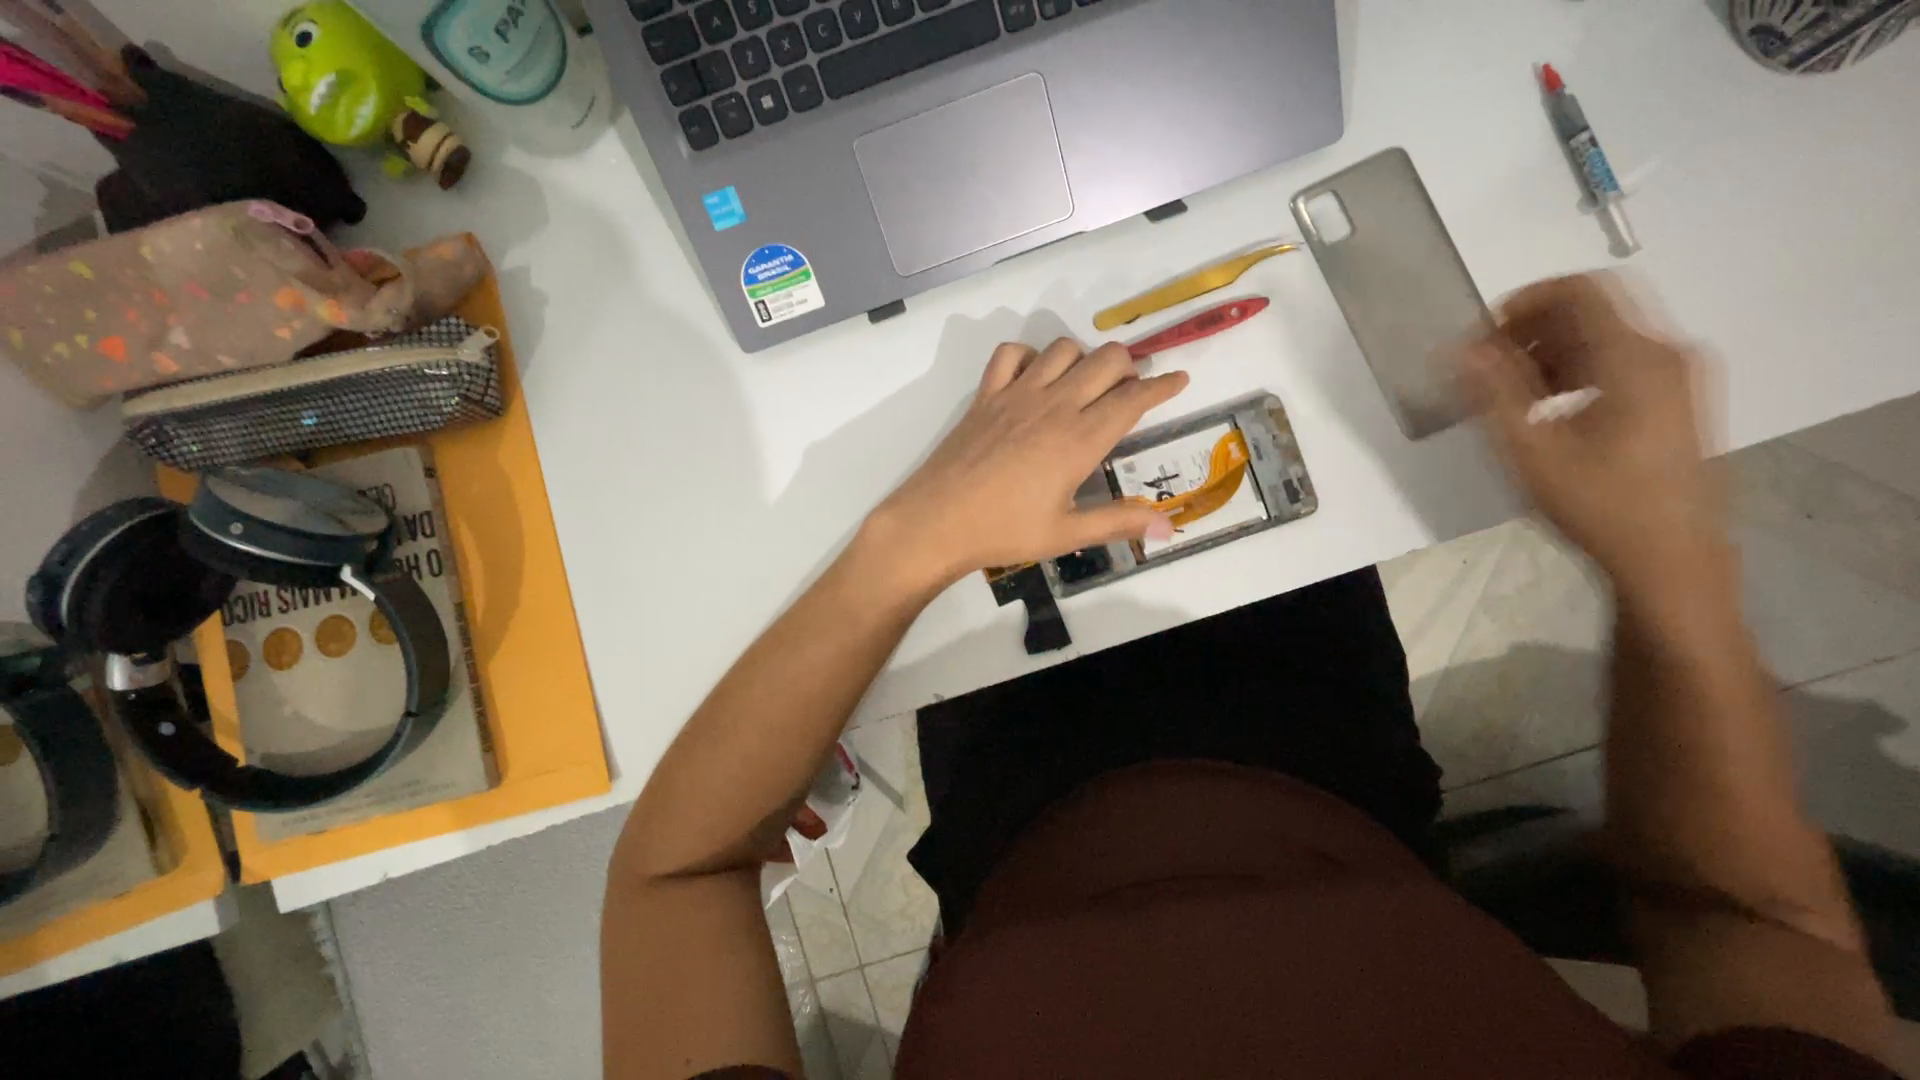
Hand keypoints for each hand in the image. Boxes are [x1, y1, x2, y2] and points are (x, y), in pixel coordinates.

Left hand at [869, 338, 1188, 586]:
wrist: (937, 522)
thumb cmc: (1004, 531)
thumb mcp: (1066, 533)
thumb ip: (1119, 522)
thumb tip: (1170, 526)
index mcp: (1080, 439)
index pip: (1133, 399)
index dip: (1162, 386)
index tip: (1178, 379)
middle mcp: (1053, 406)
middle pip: (1105, 361)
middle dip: (1128, 366)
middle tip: (1130, 388)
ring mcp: (1016, 395)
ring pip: (1062, 348)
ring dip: (1082, 357)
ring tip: (1085, 384)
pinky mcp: (985, 396)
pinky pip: (1010, 353)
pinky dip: (1028, 355)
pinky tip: (1034, 377)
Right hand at [1456, 275, 1726, 597]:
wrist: (1672, 559)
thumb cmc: (1599, 506)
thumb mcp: (1531, 451)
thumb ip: (1493, 393)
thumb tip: (1457, 349)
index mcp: (1636, 358)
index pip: (1580, 290)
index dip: (1524, 301)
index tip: (1482, 336)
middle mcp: (1666, 353)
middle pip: (1591, 311)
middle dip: (1530, 330)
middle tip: (1484, 368)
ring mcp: (1678, 376)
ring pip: (1604, 337)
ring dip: (1548, 352)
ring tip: (1509, 394)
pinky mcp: (1677, 399)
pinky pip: (1619, 362)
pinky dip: (1575, 371)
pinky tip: (1546, 409)